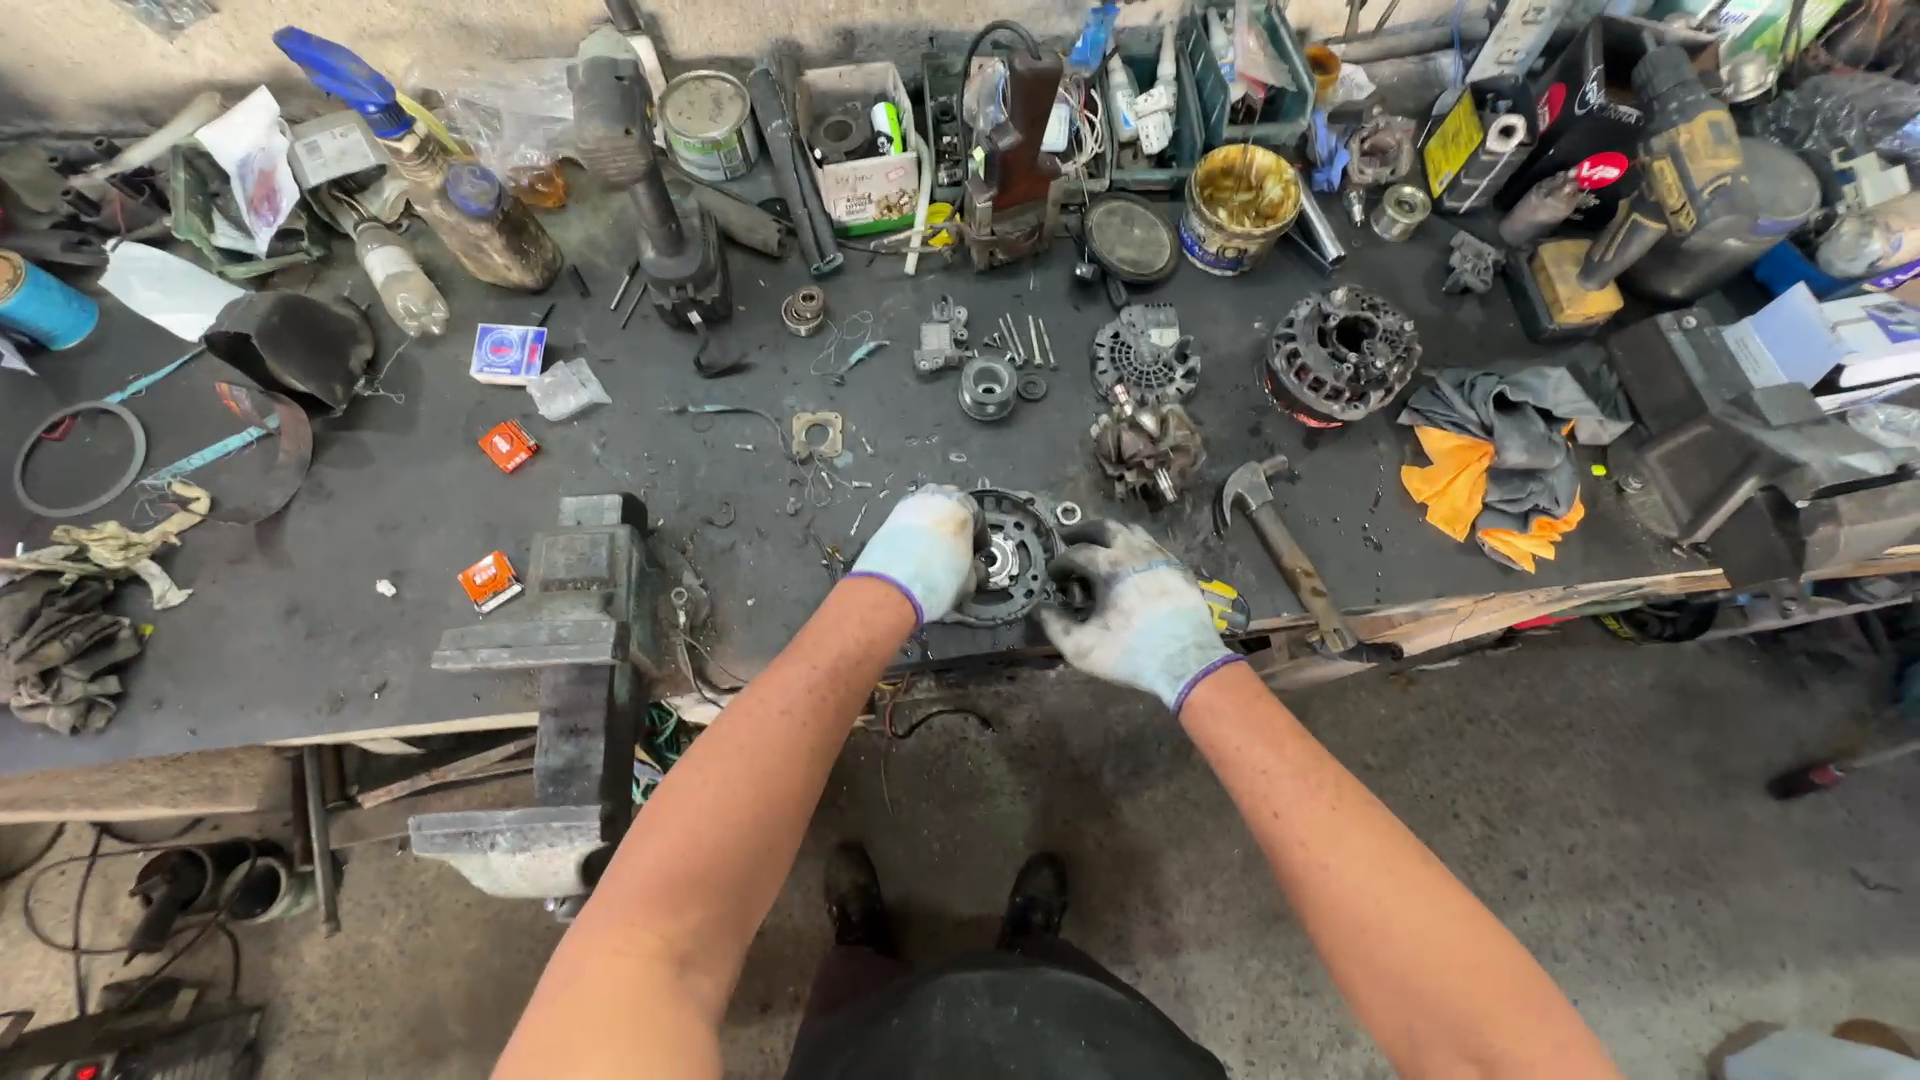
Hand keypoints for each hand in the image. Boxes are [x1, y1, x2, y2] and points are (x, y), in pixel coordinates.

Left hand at [848, 486, 981, 623]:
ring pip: (926, 512)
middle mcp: (935, 496)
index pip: (977, 516)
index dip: (979, 536)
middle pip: (949, 507)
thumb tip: (975, 569)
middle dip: (953, 525)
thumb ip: (976, 568)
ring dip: (931, 528)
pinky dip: (913, 533)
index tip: (978, 551)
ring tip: (933, 552)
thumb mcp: (971, 579)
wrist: (894, 585)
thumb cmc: (941, 577)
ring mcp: (908, 504)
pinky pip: (908, 522)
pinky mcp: (888, 517)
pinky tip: (914, 554)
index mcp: (961, 505)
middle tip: (955, 548)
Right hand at [1035, 521, 1242, 712]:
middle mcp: (1137, 552)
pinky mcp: (1180, 569)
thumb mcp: (1081, 648)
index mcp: (1111, 566)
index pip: (1077, 553)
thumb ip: (1054, 625)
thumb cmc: (1131, 654)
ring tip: (1101, 549)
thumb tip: (1041, 608)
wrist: (1188, 664)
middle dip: (1083, 531)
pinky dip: (1136, 549)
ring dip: (1112, 536)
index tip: (1053, 576)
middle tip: (1070, 539)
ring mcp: (1162, 558)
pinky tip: (1132, 566)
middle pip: (1106, 526)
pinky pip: (1154, 547)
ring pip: (1134, 532)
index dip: (1060, 562)